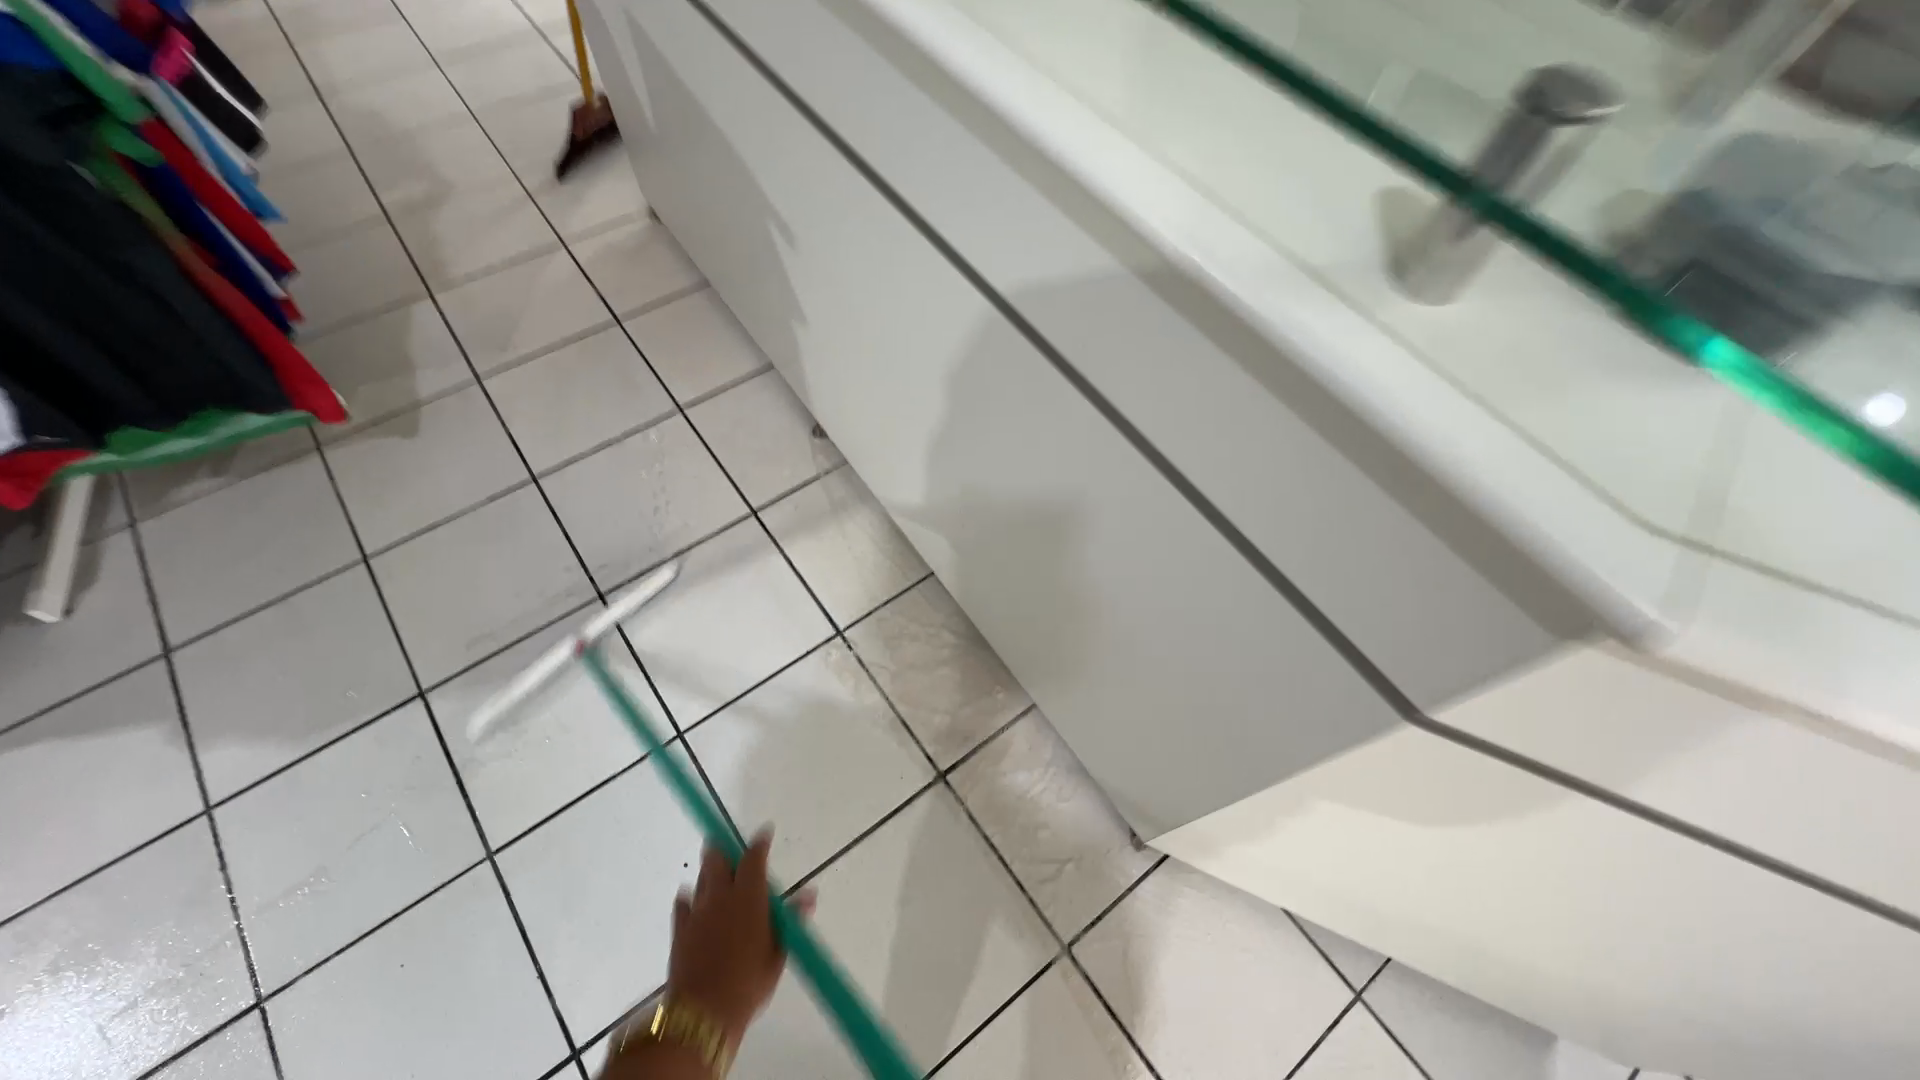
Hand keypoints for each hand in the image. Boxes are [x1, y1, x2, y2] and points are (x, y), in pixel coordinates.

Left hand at [665, 830, 813, 1046]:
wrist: (703, 1011)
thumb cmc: (749, 982)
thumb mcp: (779, 952)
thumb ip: (791, 920)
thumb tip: (810, 893)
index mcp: (749, 897)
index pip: (754, 858)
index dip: (760, 843)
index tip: (765, 832)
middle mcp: (721, 896)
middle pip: (719, 860)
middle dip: (724, 848)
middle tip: (729, 843)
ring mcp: (697, 912)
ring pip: (701, 878)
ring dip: (709, 869)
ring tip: (715, 866)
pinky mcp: (680, 930)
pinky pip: (683, 904)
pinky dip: (689, 897)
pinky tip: (691, 899)